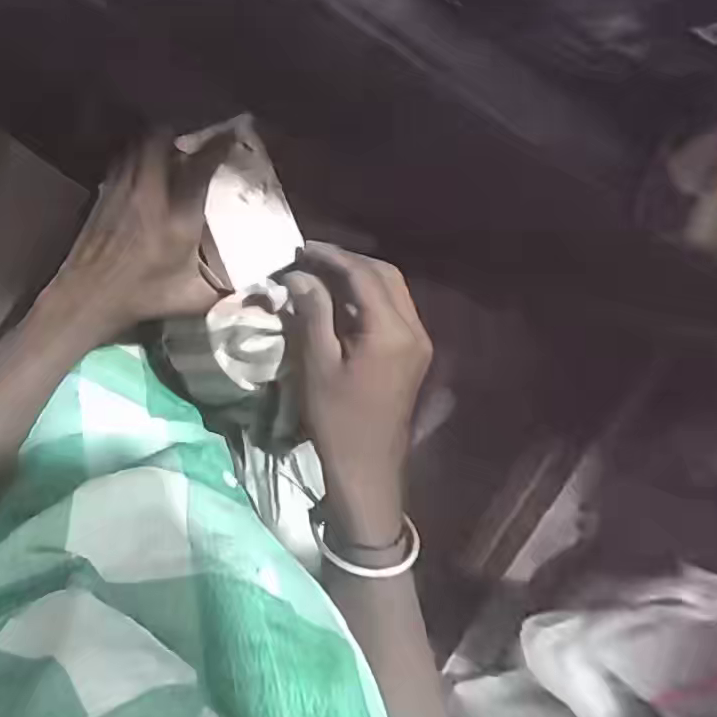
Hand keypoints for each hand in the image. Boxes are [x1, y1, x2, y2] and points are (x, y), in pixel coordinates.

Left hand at [46, 132, 231, 333]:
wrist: (85, 298)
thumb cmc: (141, 298)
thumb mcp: (190, 298)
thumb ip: (226, 290)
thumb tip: (261, 291)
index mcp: (178, 216)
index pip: (201, 166)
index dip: (218, 146)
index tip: (230, 136)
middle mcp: (149, 193)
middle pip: (162, 140)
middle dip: (180, 135)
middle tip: (193, 141)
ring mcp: (121, 189)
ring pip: (137, 146)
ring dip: (155, 143)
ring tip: (168, 150)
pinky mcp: (102, 194)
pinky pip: (122, 162)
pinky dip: (135, 158)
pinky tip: (142, 171)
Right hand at [283, 242, 432, 546]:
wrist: (367, 467)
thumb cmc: (336, 418)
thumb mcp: (316, 363)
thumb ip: (312, 313)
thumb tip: (299, 275)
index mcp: (391, 331)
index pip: (364, 275)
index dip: (331, 256)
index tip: (300, 249)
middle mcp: (413, 330)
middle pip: (385, 275)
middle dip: (347, 260)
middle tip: (309, 257)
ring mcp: (418, 342)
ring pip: (391, 290)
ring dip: (358, 276)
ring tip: (319, 272)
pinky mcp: (412, 353)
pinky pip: (391, 309)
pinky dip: (365, 296)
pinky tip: (337, 299)